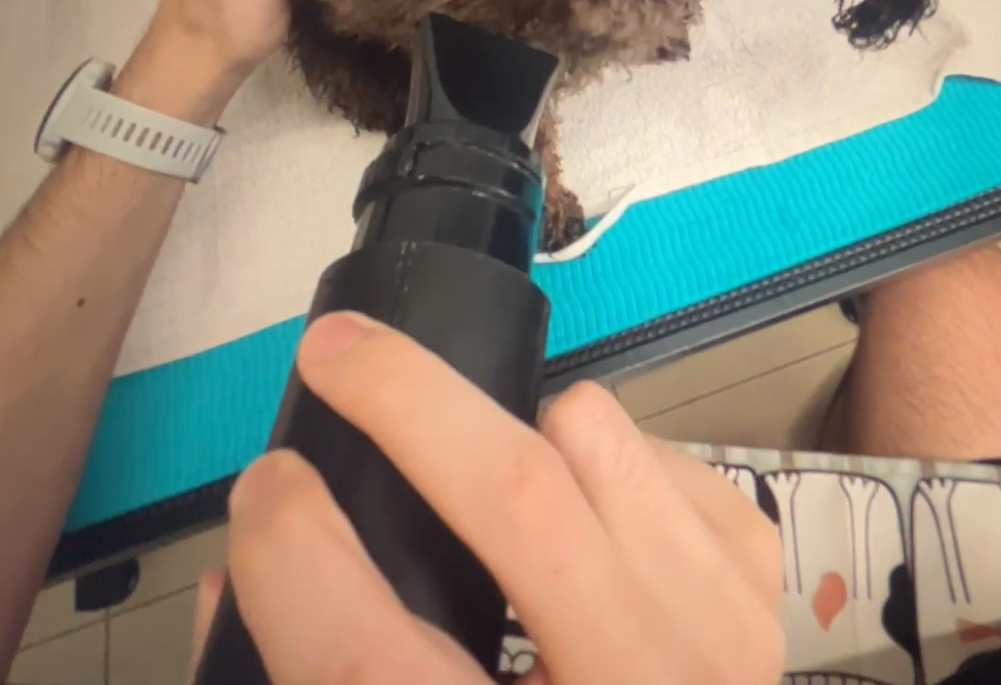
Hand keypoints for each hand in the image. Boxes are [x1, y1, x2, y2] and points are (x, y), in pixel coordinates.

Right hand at [201, 313, 784, 683]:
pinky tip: (580, 505)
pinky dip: (590, 453)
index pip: (378, 663)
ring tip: (485, 461)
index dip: (298, 559)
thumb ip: (325, 668)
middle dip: (408, 400)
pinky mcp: (753, 557)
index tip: (265, 484)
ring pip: (594, 436)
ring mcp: (722, 613)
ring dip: (516, 424)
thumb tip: (246, 567)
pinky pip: (647, 445)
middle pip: (519, 498)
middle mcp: (646, 680)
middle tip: (337, 349)